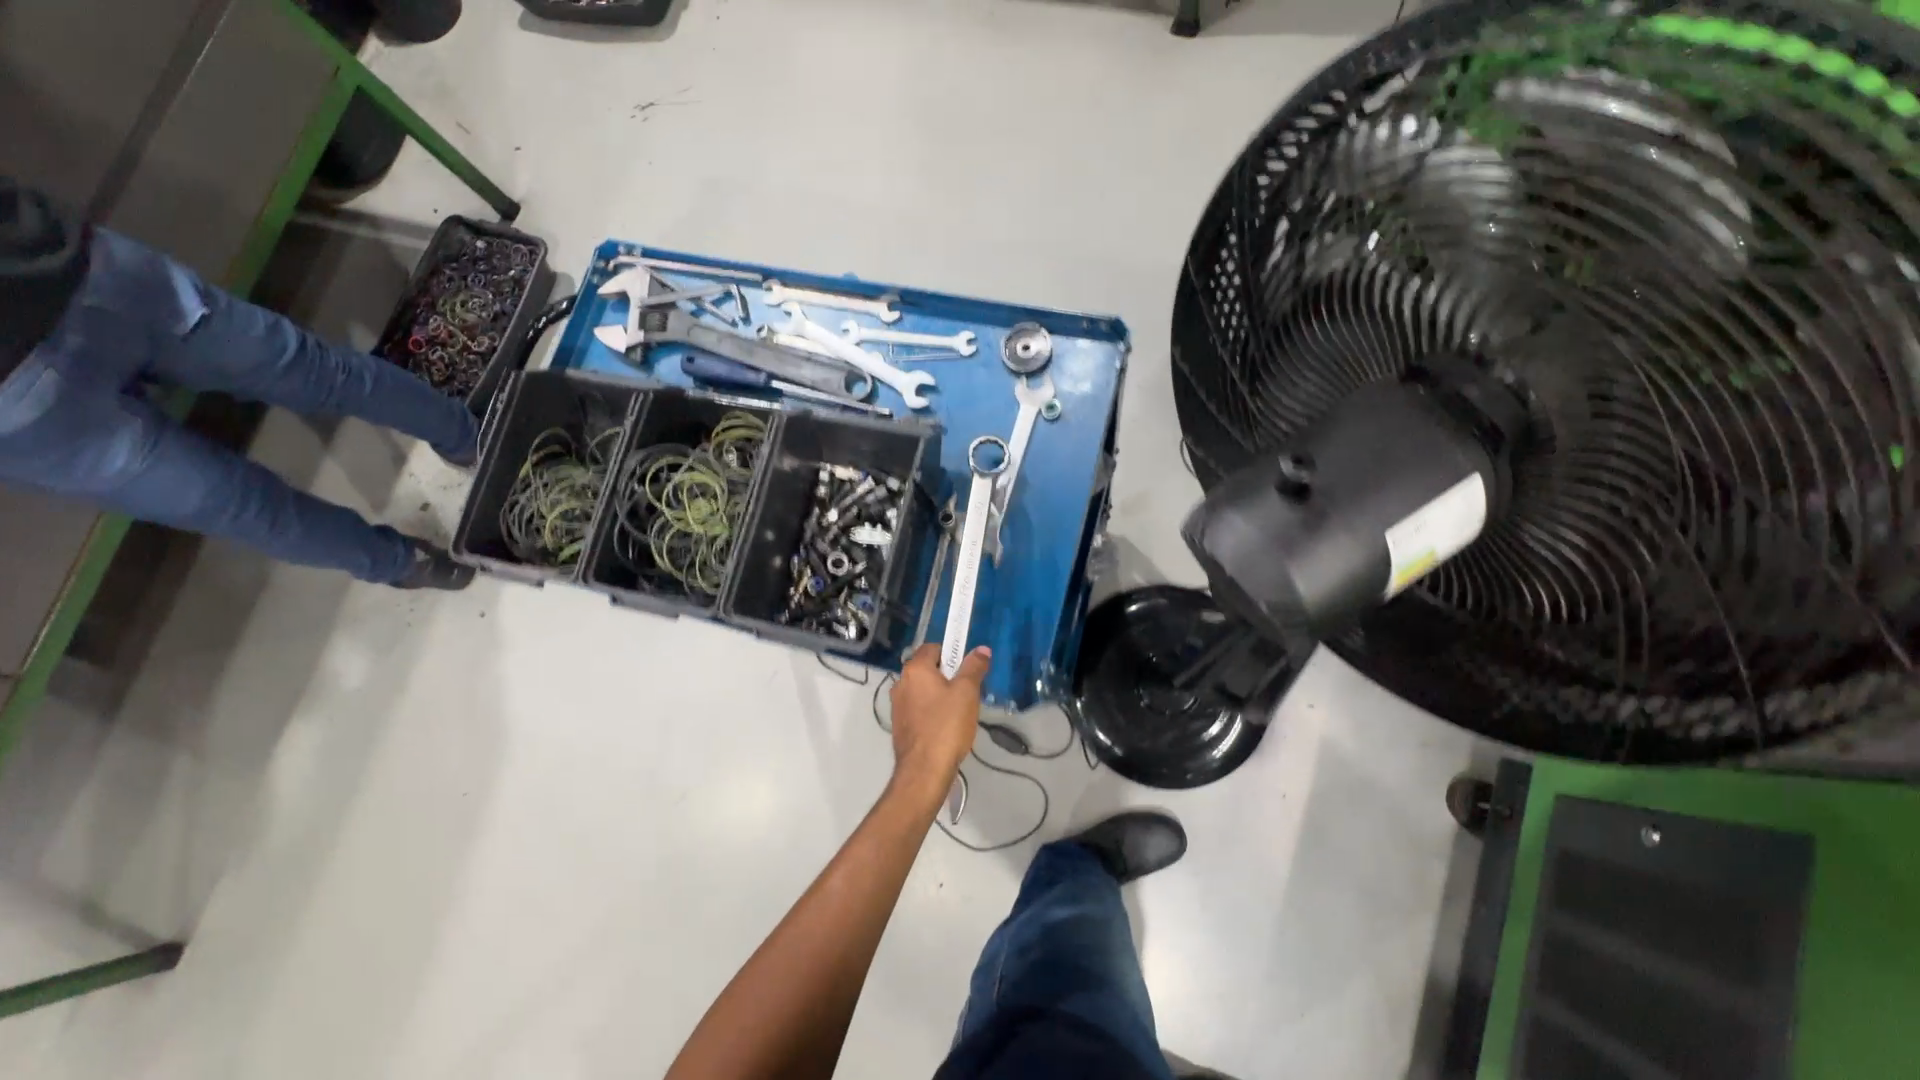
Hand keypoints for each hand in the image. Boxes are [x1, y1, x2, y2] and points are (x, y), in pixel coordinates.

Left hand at [888, 644, 990, 797]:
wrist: (925, 769)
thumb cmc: (947, 725)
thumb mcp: (967, 692)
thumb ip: (974, 667)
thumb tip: (981, 649)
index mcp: (915, 669)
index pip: (933, 648)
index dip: (952, 653)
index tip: (968, 669)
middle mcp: (901, 683)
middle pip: (928, 669)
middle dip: (948, 676)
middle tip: (967, 692)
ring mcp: (897, 705)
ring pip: (923, 690)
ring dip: (940, 695)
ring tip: (959, 712)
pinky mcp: (899, 725)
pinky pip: (919, 709)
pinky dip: (932, 712)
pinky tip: (946, 728)